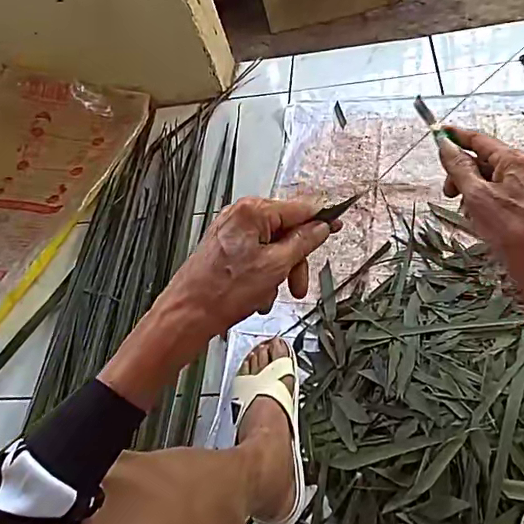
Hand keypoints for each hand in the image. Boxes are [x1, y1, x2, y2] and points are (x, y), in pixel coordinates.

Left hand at [158, 196, 338, 338]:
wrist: (187, 314)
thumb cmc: (221, 291)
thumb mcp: (275, 266)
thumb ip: (303, 243)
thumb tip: (320, 228)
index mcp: (252, 212)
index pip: (299, 209)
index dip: (320, 221)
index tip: (336, 225)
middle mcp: (240, 215)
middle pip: (286, 230)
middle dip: (294, 261)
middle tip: (298, 285)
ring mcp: (231, 231)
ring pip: (272, 247)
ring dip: (278, 272)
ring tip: (269, 295)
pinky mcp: (225, 248)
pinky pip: (256, 256)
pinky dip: (262, 275)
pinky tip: (257, 295)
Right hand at [435, 126, 523, 322]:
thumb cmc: (513, 231)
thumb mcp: (477, 196)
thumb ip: (459, 168)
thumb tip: (446, 146)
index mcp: (515, 161)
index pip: (479, 140)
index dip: (456, 136)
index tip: (438, 134)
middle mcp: (523, 170)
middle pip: (483, 160)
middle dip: (461, 173)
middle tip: (448, 193)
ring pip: (488, 180)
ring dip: (470, 191)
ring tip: (466, 212)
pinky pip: (497, 196)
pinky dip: (482, 203)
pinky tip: (479, 221)